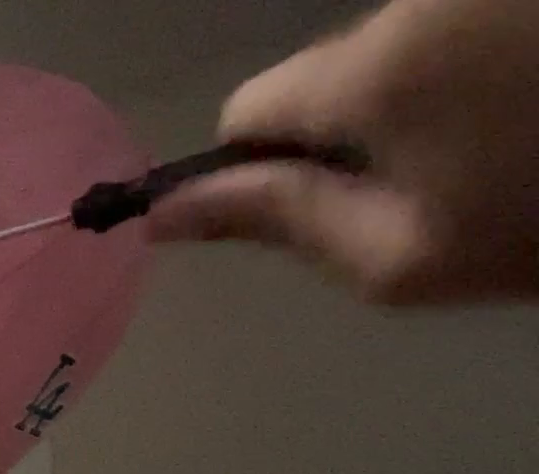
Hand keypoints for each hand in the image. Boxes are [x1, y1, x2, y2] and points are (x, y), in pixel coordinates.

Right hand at [150, 0, 538, 303]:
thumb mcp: (408, 257)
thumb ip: (278, 223)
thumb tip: (163, 213)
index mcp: (377, 71)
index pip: (249, 110)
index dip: (259, 160)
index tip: (315, 194)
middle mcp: (424, 0)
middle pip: (333, 69)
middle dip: (357, 120)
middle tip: (444, 170)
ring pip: (412, 38)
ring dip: (436, 84)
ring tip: (516, 126)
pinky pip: (473, 21)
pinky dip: (494, 55)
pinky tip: (534, 90)